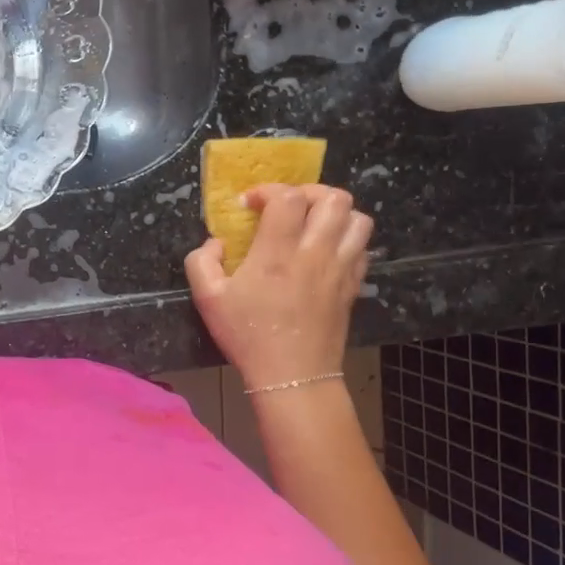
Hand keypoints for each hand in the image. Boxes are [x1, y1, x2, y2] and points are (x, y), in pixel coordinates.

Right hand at [184, 185, 372, 391]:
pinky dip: (346, 238)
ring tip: (311, 224)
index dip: (268, 191)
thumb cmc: (247, 335)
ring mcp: (341, 267)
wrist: (292, 373)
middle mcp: (315, 252)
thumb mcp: (207, 299)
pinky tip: (324, 251)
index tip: (250, 204)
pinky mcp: (354, 284)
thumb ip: (201, 262)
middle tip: (286, 207)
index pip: (288, 198)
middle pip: (334, 198)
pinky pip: (363, 246)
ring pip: (358, 217)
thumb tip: (215, 242)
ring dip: (334, 213)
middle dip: (308, 192)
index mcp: (277, 253)